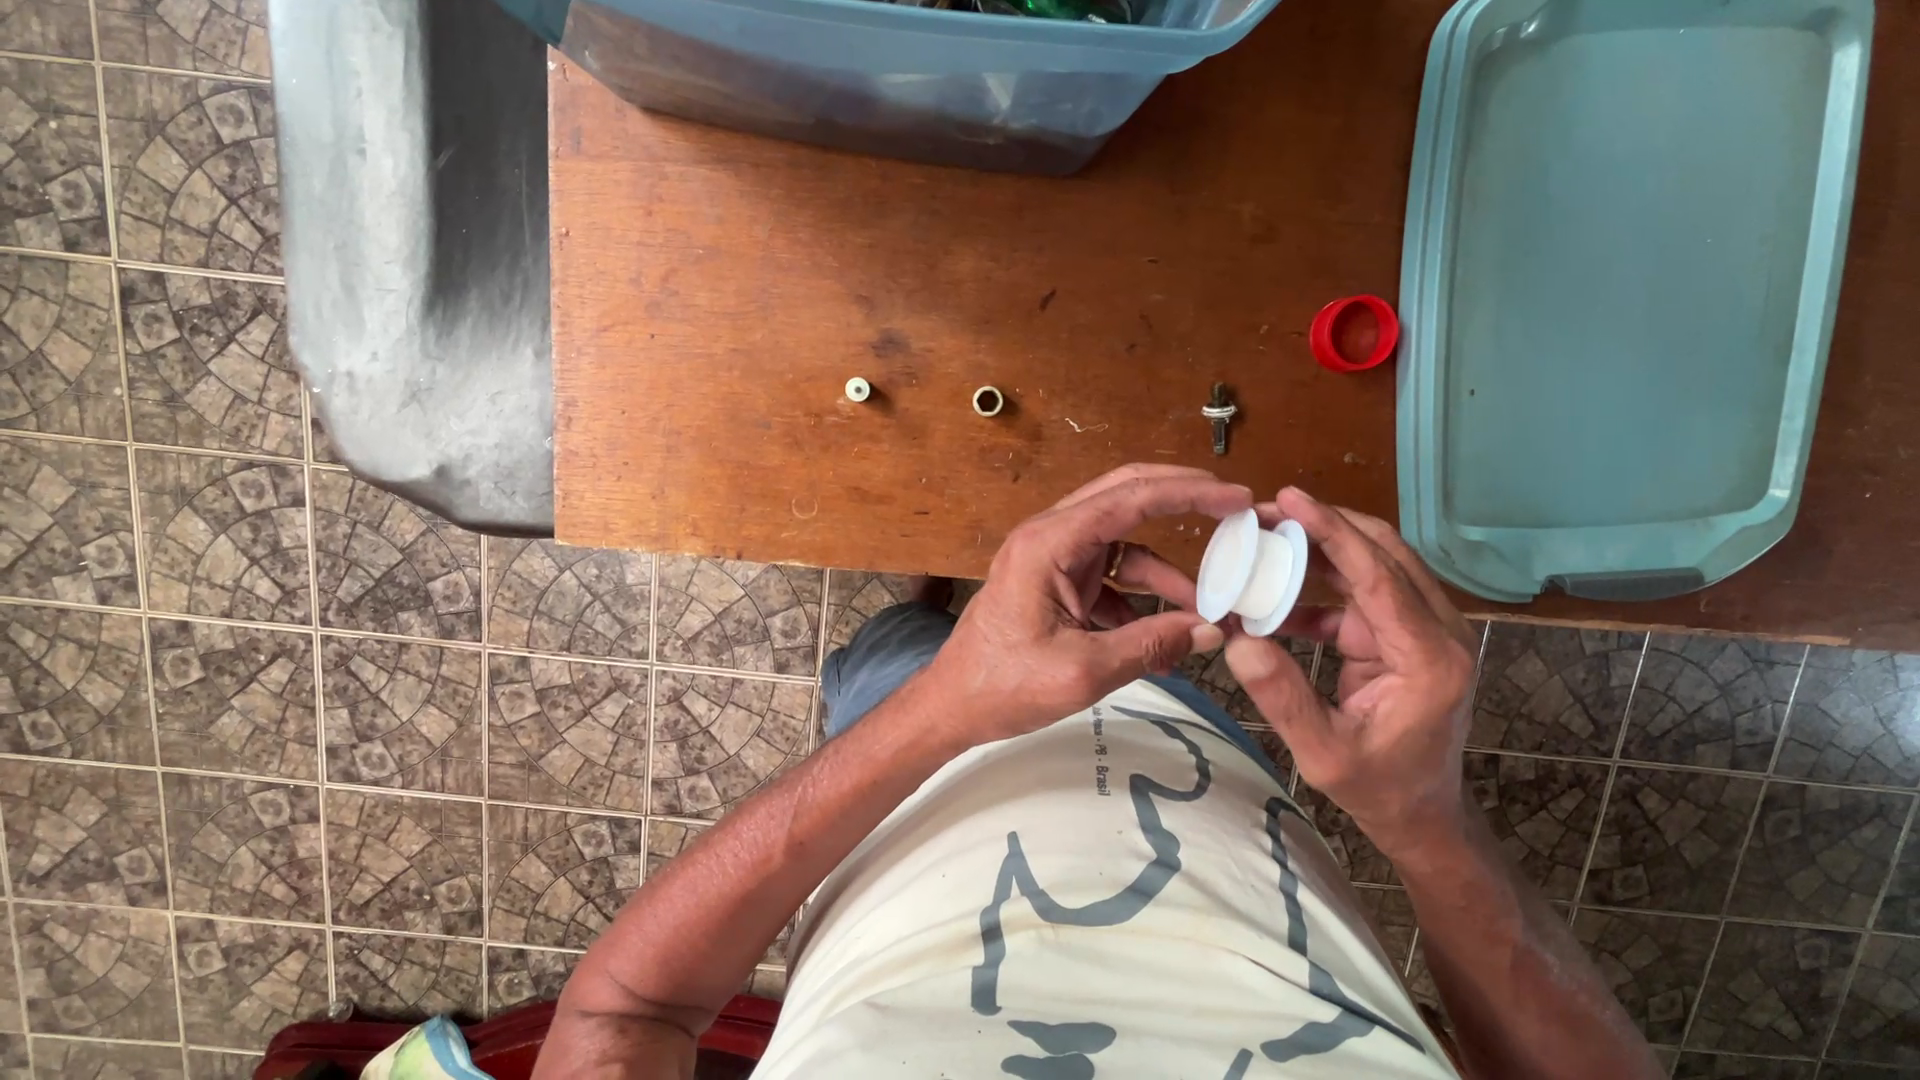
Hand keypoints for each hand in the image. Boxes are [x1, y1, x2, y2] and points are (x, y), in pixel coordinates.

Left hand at [924, 464, 1252, 746]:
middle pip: (1125, 499)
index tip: (1237, 497)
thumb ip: (1151, 645)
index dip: (1188, 493)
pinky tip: (1161, 639)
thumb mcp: (1084, 671)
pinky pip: (1108, 578)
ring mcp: (1051, 559)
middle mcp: (1050, 537)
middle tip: (1235, 512)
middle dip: (1181, 502)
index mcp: (1049, 543)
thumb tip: (1213, 630)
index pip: (1130, 497)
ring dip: (1164, 575)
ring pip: (1122, 546)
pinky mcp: (1055, 583)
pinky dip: (1139, 601)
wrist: (953, 705)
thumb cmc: (1004, 685)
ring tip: (1207, 610)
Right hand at [1225, 487, 1478, 859]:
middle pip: (1383, 552)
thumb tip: (1235, 638)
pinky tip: (1274, 595)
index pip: (1378, 574)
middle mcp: (1438, 631)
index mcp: (1428, 658)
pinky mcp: (1405, 635)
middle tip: (1261, 515)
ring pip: (1374, 564)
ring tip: (1263, 538)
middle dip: (1322, 526)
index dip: (1332, 531)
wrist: (1422, 811)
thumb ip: (1281, 697)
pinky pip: (1361, 593)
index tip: (1289, 498)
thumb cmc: (1378, 788)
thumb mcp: (1322, 753)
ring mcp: (1425, 630)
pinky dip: (1318, 587)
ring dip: (1319, 548)